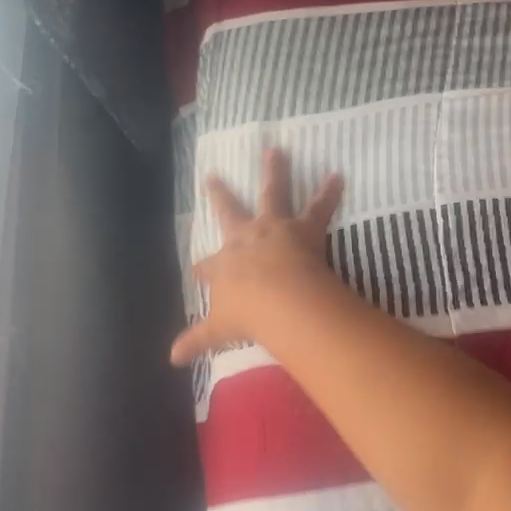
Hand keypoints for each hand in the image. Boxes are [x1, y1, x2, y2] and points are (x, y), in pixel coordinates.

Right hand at [169, 148, 343, 365]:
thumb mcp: (218, 330)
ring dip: (273, 171)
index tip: (197, 271)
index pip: (206, 268)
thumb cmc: (248, 315)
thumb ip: (196, 341)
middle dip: (220, 194)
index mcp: (222, 266)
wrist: (280, 300)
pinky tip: (338, 176)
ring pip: (273, 193)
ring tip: (277, 150)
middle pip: (229, 211)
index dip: (202, 270)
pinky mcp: (304, 228)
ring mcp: (274, 228)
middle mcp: (244, 238)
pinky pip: (319, 206)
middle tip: (212, 175)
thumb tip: (171, 360)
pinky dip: (330, 191)